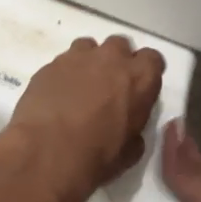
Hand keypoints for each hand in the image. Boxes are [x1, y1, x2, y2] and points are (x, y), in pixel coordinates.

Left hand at [0, 35, 164, 195]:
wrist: (48, 151)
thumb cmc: (97, 155)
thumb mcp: (130, 152)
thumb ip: (134, 131)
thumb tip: (129, 129)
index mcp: (140, 78)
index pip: (152, 59)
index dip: (144, 73)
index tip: (137, 88)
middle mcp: (111, 59)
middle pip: (120, 46)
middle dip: (116, 62)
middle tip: (108, 86)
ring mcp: (77, 58)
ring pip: (88, 47)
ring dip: (88, 63)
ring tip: (79, 87)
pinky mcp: (49, 65)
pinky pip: (61, 63)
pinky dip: (62, 75)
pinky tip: (56, 96)